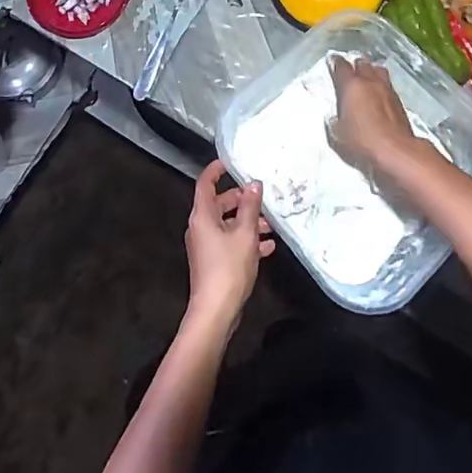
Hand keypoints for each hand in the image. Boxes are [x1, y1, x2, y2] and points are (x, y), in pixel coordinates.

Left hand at [186, 159, 274, 329]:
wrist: (215, 311)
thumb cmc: (229, 267)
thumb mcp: (245, 234)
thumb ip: (251, 207)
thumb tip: (254, 184)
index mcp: (202, 216)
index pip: (205, 183)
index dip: (216, 170)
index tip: (231, 162)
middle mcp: (200, 227)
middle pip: (218, 204)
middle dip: (240, 199)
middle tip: (261, 197)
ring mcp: (206, 245)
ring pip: (227, 224)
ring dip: (247, 221)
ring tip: (271, 224)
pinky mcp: (213, 261)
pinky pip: (229, 242)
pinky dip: (245, 240)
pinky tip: (267, 247)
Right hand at [328, 56, 422, 169]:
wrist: (396, 150)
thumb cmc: (362, 141)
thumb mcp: (337, 133)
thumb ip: (335, 119)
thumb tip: (336, 117)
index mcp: (351, 85)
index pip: (341, 66)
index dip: (336, 62)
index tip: (334, 61)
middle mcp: (370, 82)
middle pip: (362, 63)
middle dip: (355, 64)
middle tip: (351, 69)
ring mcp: (387, 89)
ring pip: (378, 70)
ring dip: (371, 71)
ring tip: (367, 76)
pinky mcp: (399, 100)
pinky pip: (388, 85)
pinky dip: (382, 85)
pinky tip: (379, 93)